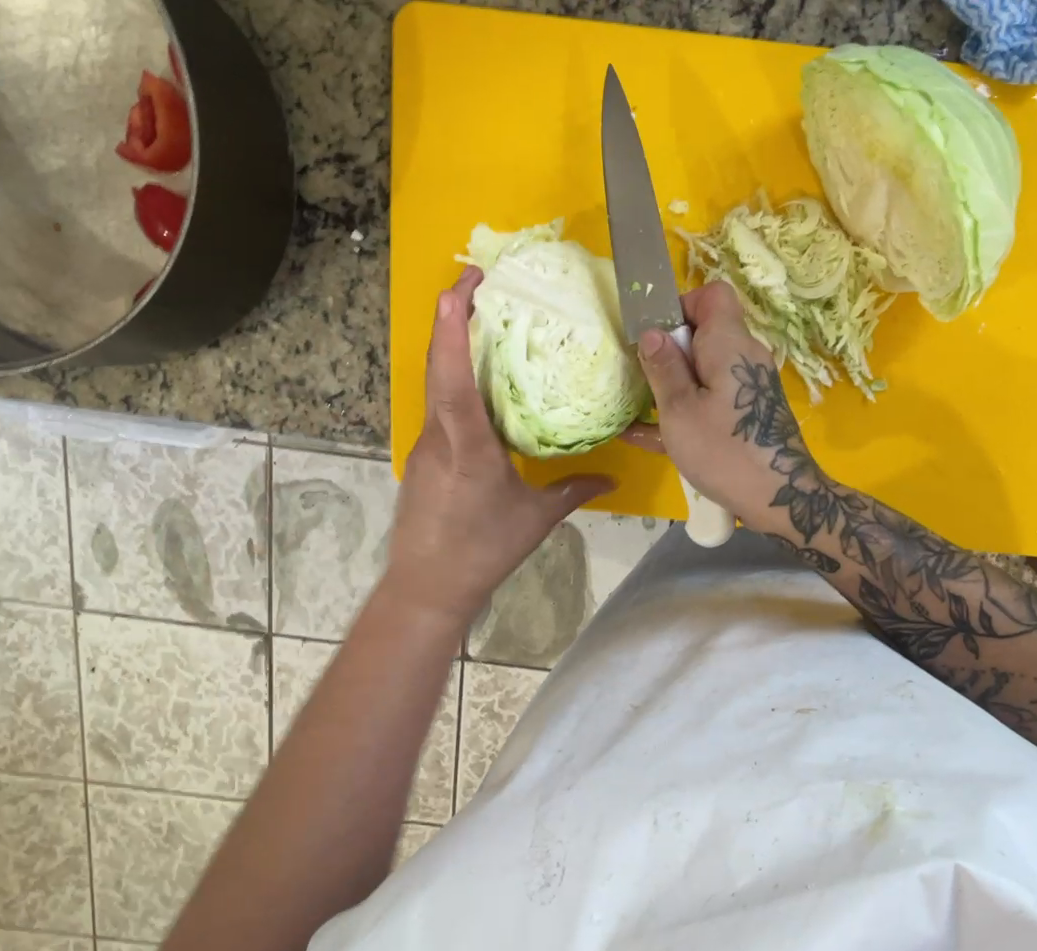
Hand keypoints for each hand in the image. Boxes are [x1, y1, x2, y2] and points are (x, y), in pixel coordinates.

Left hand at [387, 266, 613, 619]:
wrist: (428, 586)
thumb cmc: (483, 551)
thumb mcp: (535, 519)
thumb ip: (573, 490)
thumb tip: (610, 477)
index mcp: (467, 448)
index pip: (453, 382)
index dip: (451, 333)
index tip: (459, 290)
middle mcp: (440, 437)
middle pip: (437, 369)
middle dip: (450, 319)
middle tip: (475, 280)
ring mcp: (427, 445)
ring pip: (437, 386)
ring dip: (452, 347)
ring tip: (481, 316)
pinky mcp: (426, 456)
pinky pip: (441, 407)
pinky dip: (455, 380)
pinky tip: (479, 378)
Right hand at [620, 282, 820, 526]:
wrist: (780, 498)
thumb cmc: (725, 451)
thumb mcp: (680, 410)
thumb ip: (663, 368)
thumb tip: (652, 333)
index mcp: (730, 343)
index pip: (713, 296)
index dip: (680, 305)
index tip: (654, 336)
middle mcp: (745, 358)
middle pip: (705, 334)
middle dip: (669, 351)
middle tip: (640, 377)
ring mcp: (749, 389)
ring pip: (705, 372)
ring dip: (671, 385)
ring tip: (635, 407)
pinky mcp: (749, 416)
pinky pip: (711, 401)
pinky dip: (684, 411)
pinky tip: (643, 435)